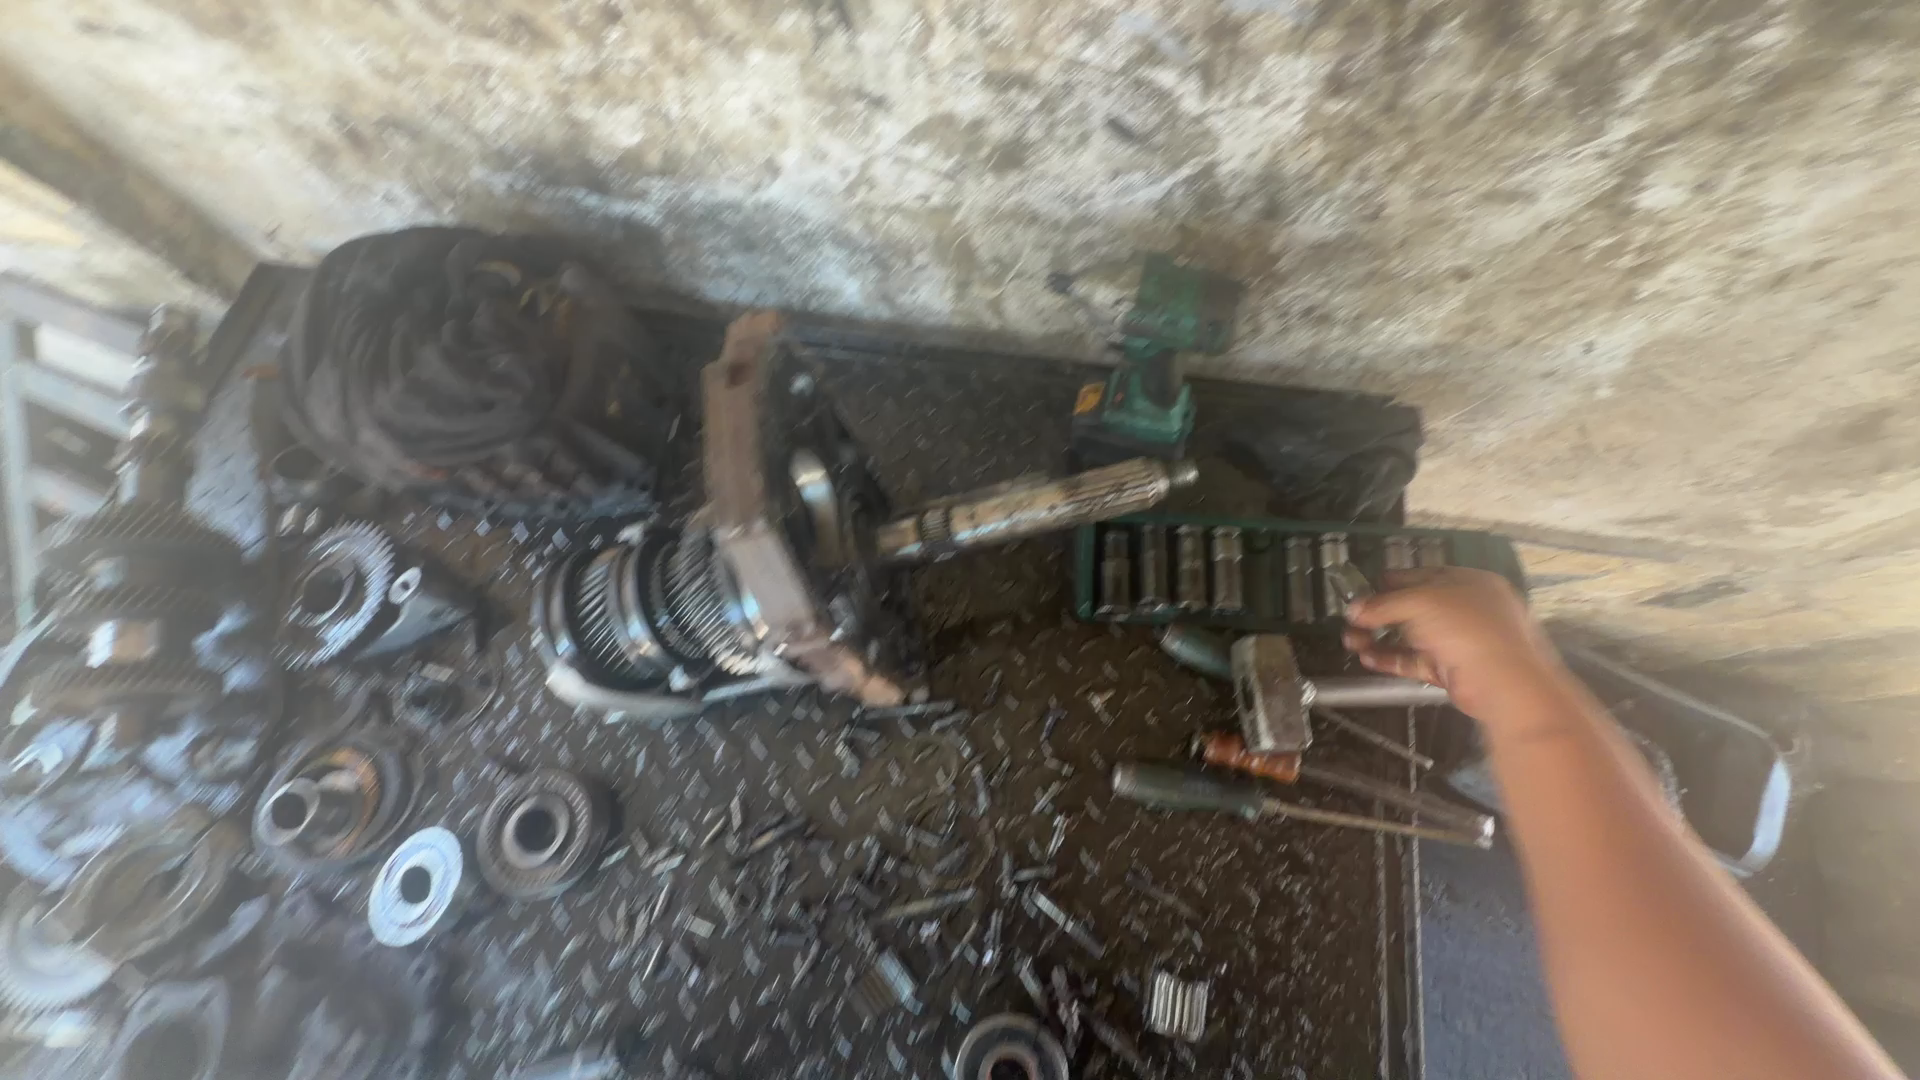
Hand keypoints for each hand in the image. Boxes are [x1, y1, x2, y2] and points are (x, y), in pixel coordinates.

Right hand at [1341, 567, 1567, 721]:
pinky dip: (1391, 659)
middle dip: (1379, 613)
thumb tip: (1354, 610)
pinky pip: (1415, 660)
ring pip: (1411, 636)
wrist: (1504, 682)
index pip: (1422, 576)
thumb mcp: (1420, 603)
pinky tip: (1367, 659)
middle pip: (1413, 607)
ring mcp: (1459, 640)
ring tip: (1351, 642)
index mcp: (1468, 583)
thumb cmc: (1466, 627)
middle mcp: (1465, 609)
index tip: (1362, 589)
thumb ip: (1382, 604)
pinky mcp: (1451, 668)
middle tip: (1352, 619)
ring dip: (1380, 638)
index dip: (1391, 581)